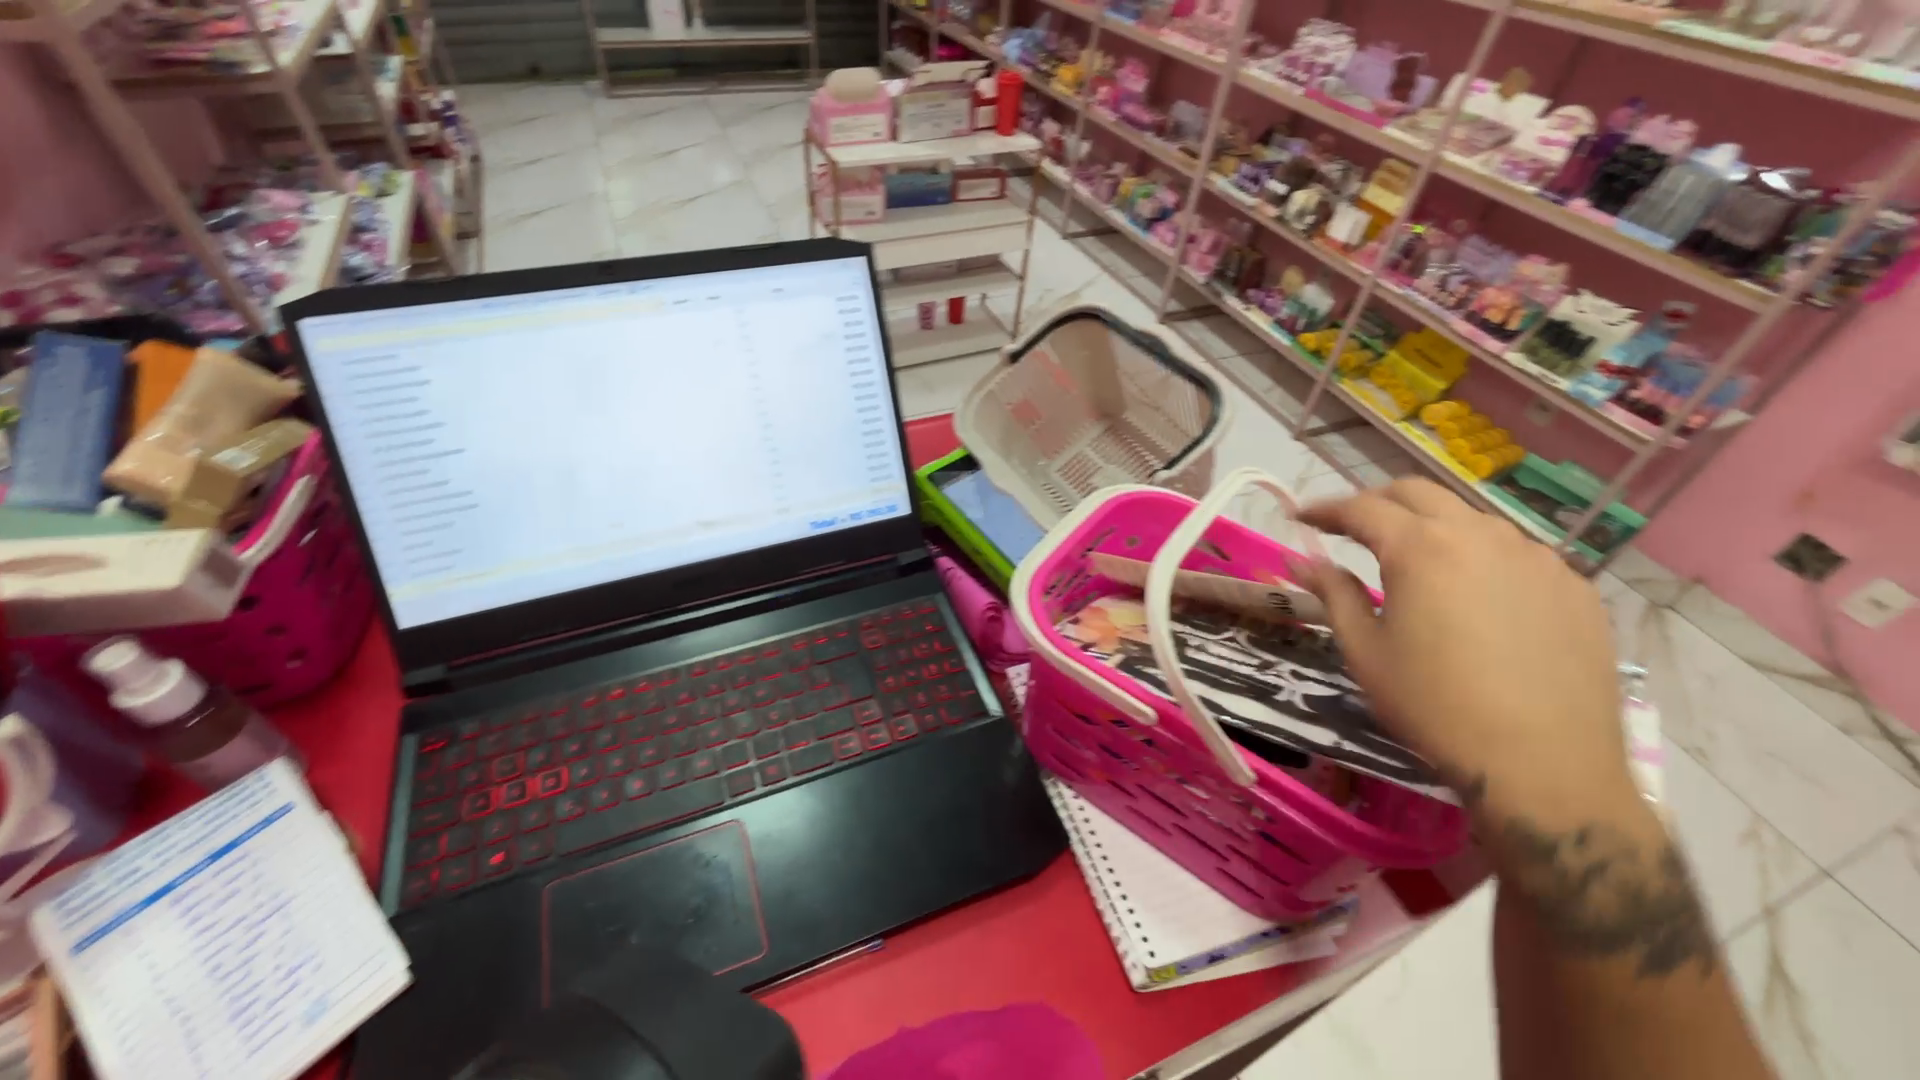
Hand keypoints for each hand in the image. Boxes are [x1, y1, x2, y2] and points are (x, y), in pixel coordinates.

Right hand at [1295, 479, 1631, 817]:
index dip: (1325, 510)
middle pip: (1419, 493)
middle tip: (1351, 527)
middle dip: (1377, 501)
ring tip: (1416, 563)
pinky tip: (1476, 598)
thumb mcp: (1366, 652)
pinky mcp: (1573, 586)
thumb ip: (1334, 594)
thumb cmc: (1434, 706)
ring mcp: (1536, 557)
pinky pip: (1516, 554)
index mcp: (1422, 548)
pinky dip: (1481, 559)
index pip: (1362, 508)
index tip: (1301, 517)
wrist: (1543, 763)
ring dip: (1433, 527)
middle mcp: (1481, 535)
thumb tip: (1301, 561)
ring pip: (1472, 519)